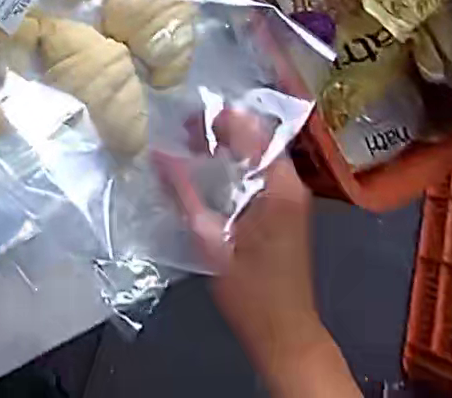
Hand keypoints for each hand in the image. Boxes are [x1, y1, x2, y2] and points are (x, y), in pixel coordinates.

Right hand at [159, 111, 356, 397]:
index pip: (249, 128)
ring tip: (193, 147)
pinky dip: (238, 160)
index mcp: (277, 184)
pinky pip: (263, 167)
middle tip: (185, 132)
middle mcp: (291, 180)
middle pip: (256, 134)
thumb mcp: (208, 239)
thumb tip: (158, 154)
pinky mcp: (289, 205)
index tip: (186, 119)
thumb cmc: (249, 291)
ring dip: (229, 143)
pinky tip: (213, 170)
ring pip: (259, 149)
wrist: (287, 335)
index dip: (217, 117)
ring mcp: (293, 193)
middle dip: (220, 127)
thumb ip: (183, 191)